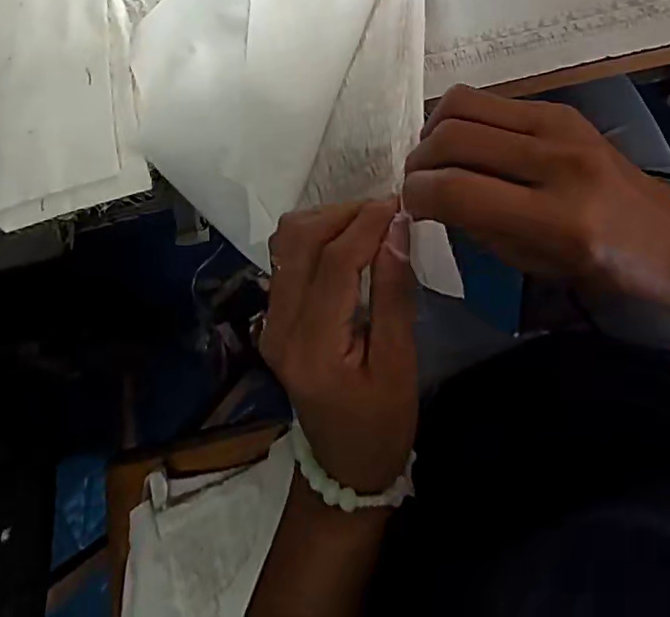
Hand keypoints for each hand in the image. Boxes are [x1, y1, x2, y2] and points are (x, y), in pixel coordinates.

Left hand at [261, 199, 418, 493]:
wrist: (344, 465)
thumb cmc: (382, 423)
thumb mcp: (400, 364)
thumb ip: (394, 294)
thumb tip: (397, 228)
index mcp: (311, 346)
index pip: (333, 263)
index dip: (366, 224)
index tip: (399, 203)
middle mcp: (278, 326)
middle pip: (299, 241)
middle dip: (344, 214)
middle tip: (386, 212)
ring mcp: (269, 320)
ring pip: (287, 242)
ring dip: (328, 219)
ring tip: (370, 222)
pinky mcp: (272, 316)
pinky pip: (287, 256)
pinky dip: (317, 235)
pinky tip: (348, 239)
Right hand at [402, 84, 669, 312]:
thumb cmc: (608, 267)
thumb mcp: (536, 266)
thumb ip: (479, 228)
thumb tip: (430, 197)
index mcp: (560, 218)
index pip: (457, 189)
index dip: (417, 195)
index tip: (409, 204)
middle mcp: (559, 161)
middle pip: (453, 136)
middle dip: (418, 161)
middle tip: (416, 182)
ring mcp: (561, 125)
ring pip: (463, 104)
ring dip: (434, 130)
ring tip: (435, 158)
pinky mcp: (561, 108)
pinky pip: (489, 101)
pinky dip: (462, 119)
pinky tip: (466, 144)